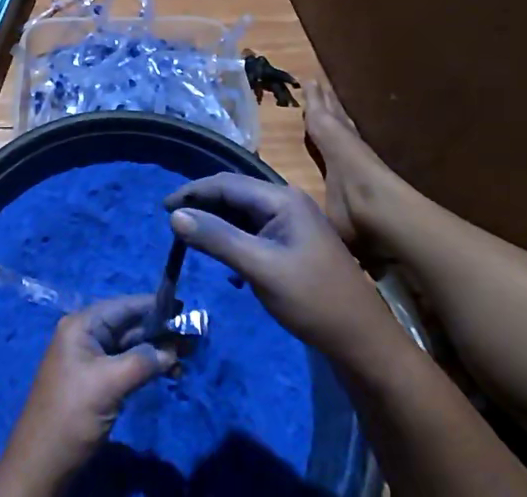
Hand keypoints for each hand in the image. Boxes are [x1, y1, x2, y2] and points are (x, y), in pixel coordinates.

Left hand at [0, 296, 174, 495]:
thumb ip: (142, 362)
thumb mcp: (109, 384)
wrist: (44, 459)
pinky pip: (126, 365)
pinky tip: (170, 372)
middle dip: (159, 330)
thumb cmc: (73, 413)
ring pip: (130, 346)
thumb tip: (171, 350)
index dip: (151, 305)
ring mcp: (90, 359)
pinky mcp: (96, 381)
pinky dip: (147, 366)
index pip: (122, 307)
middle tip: (193, 337)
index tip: (182, 306)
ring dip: (157, 350)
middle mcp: (85, 336)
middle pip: (127, 325)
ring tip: (188, 357)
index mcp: (81, 326)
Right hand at [165, 174, 394, 358]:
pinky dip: (232, 239)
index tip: (163, 209)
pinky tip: (223, 260)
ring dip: (216, 223)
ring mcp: (293, 222)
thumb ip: (216, 238)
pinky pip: (253, 230)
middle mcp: (287, 202)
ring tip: (190, 239)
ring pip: (242, 213)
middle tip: (172, 223)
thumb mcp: (259, 268)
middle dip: (202, 205)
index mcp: (282, 199)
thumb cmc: (312, 301)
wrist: (363, 342)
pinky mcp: (293, 243)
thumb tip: (175, 215)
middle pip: (234, 194)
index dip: (192, 192)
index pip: (226, 183)